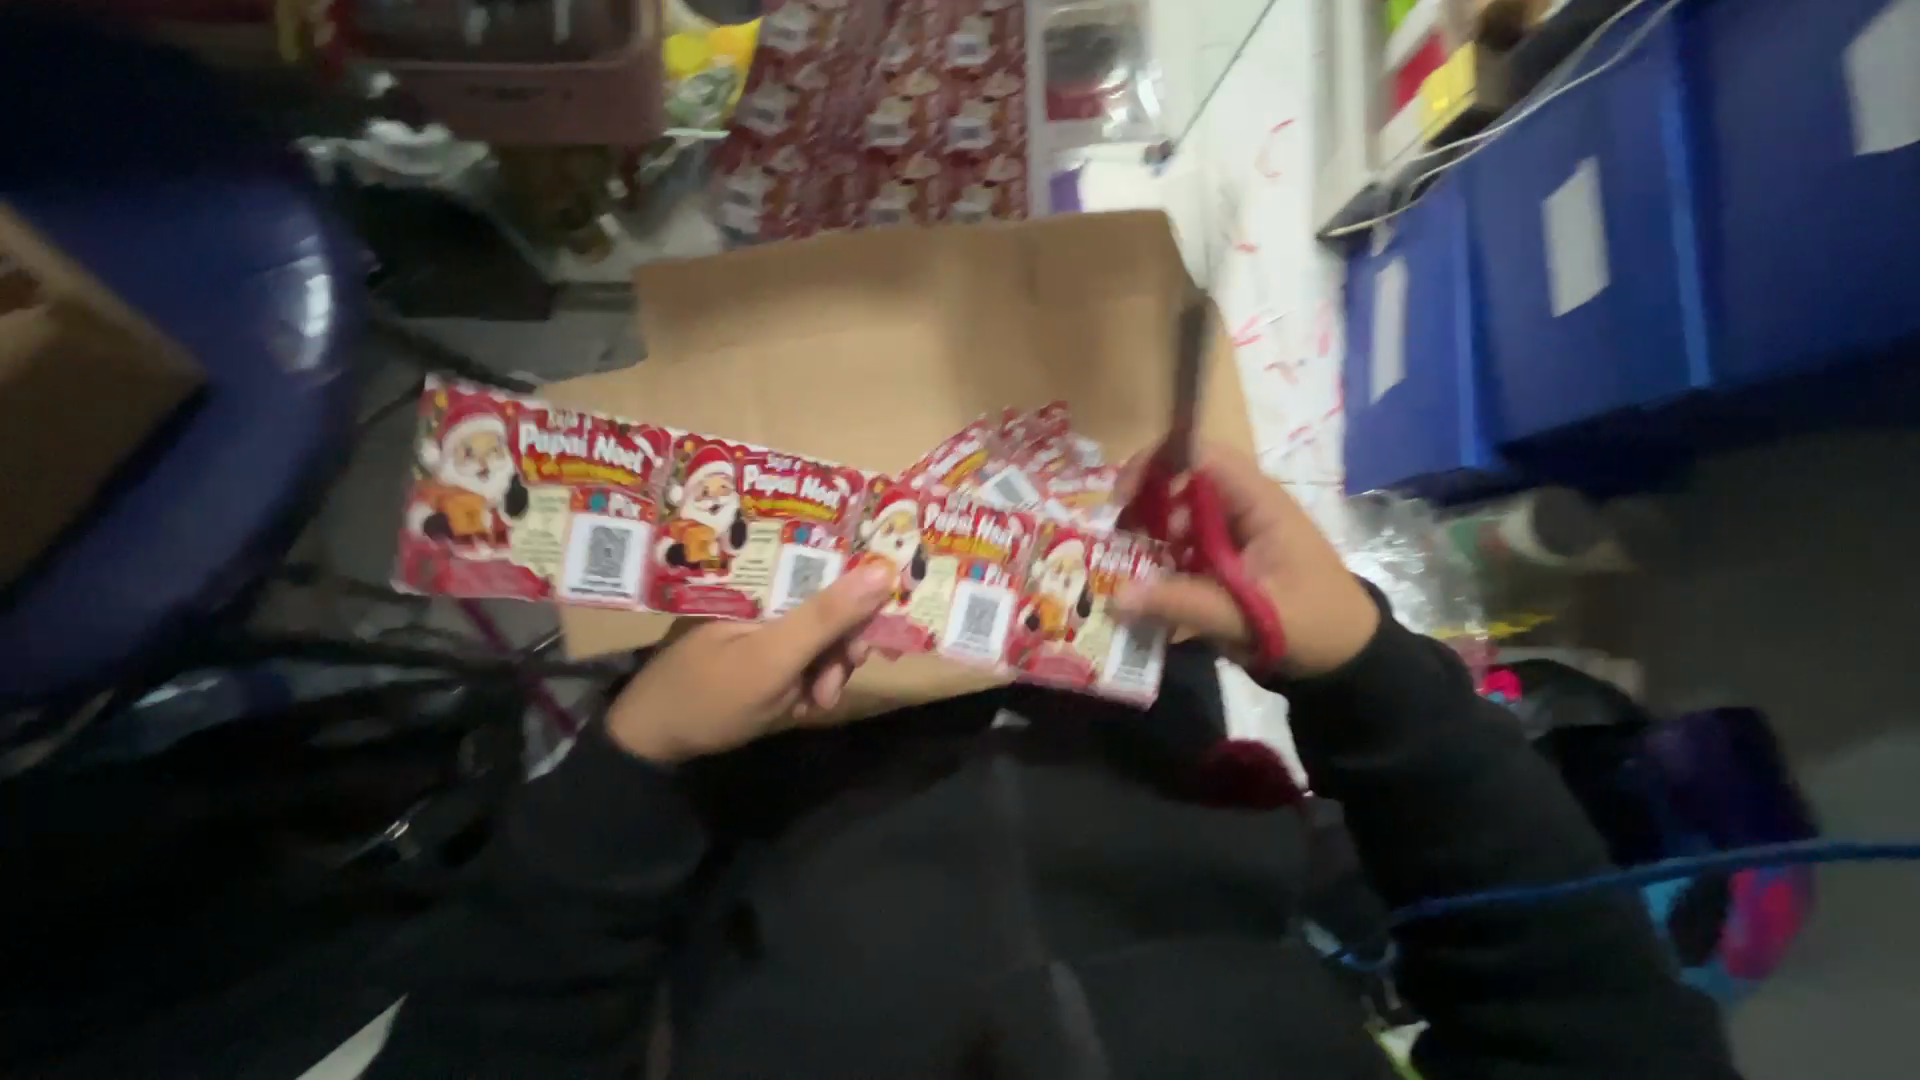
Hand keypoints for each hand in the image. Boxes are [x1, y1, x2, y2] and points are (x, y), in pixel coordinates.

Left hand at [606, 560, 895, 762]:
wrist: (653, 742)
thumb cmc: (711, 694)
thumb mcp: (775, 657)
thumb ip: (827, 616)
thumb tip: (885, 569)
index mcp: (765, 580)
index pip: (830, 569)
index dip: (863, 599)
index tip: (877, 639)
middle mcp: (765, 594)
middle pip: (829, 608)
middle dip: (842, 651)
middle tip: (834, 687)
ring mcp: (760, 625)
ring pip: (820, 639)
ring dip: (828, 675)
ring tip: (814, 704)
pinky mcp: (757, 653)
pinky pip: (801, 660)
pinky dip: (809, 685)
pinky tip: (798, 707)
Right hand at [1110, 445, 1378, 678]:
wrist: (1347, 661)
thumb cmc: (1313, 626)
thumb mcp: (1250, 616)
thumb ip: (1185, 604)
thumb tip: (1116, 599)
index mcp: (1258, 504)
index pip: (1201, 456)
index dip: (1157, 463)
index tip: (1122, 499)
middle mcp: (1240, 509)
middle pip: (1178, 485)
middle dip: (1142, 510)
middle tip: (1116, 546)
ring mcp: (1230, 535)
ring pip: (1174, 518)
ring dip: (1146, 541)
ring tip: (1124, 573)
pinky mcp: (1221, 561)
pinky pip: (1179, 549)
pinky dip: (1157, 564)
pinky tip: (1143, 590)